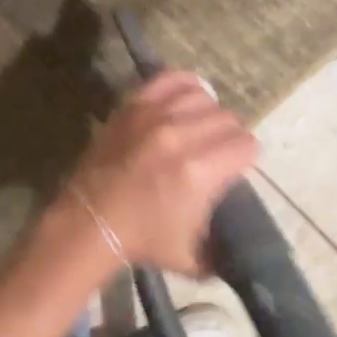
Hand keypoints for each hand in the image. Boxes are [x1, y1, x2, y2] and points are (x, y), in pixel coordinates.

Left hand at [62, 71, 257, 275]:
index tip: (236, 168)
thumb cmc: (142, 240)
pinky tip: (187, 101)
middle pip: (227, 119)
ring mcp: (154, 117)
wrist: (90, 222)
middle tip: (216, 153)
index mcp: (200, 172)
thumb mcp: (194, 257)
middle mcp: (181, 136)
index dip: (246, 158)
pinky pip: (170, 79)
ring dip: (207, 114)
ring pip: (204, 97)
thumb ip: (224, 247)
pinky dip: (185, 85)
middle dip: (228, 137)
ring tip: (198, 130)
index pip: (247, 145)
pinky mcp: (133, 107)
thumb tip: (241, 237)